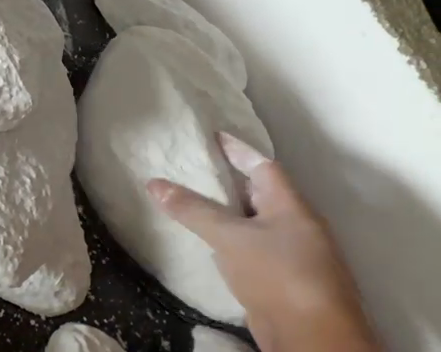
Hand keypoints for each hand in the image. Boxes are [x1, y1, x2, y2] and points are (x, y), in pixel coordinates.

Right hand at [149, 133, 377, 351]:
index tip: (211, 133)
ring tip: (188, 194)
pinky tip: (203, 234)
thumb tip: (153, 182)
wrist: (312, 338)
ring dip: (225, 209)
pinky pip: (250, 244)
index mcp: (293, 210)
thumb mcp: (228, 237)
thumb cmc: (278, 274)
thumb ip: (191, 208)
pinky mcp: (283, 277)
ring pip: (253, 221)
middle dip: (227, 178)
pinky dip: (227, 234)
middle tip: (190, 161)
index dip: (238, 149)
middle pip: (259, 193)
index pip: (264, 167)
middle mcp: (298, 228)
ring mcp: (294, 255)